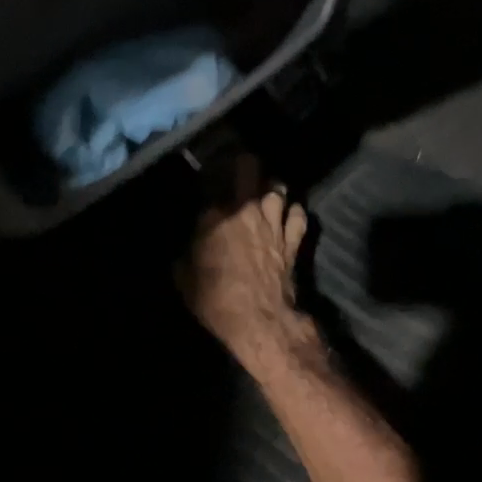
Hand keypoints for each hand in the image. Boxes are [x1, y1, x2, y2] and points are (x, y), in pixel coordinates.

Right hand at [177, 156, 314, 367]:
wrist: (258, 318)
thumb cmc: (214, 298)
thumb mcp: (183, 277)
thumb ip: (185, 253)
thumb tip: (187, 246)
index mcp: (214, 215)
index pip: (210, 182)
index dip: (208, 176)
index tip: (206, 177)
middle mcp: (245, 210)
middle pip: (248, 168)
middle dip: (243, 163)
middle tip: (239, 165)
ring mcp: (273, 222)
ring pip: (278, 188)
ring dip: (271, 187)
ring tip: (266, 192)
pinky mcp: (293, 239)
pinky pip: (299, 214)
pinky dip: (293, 212)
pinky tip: (288, 216)